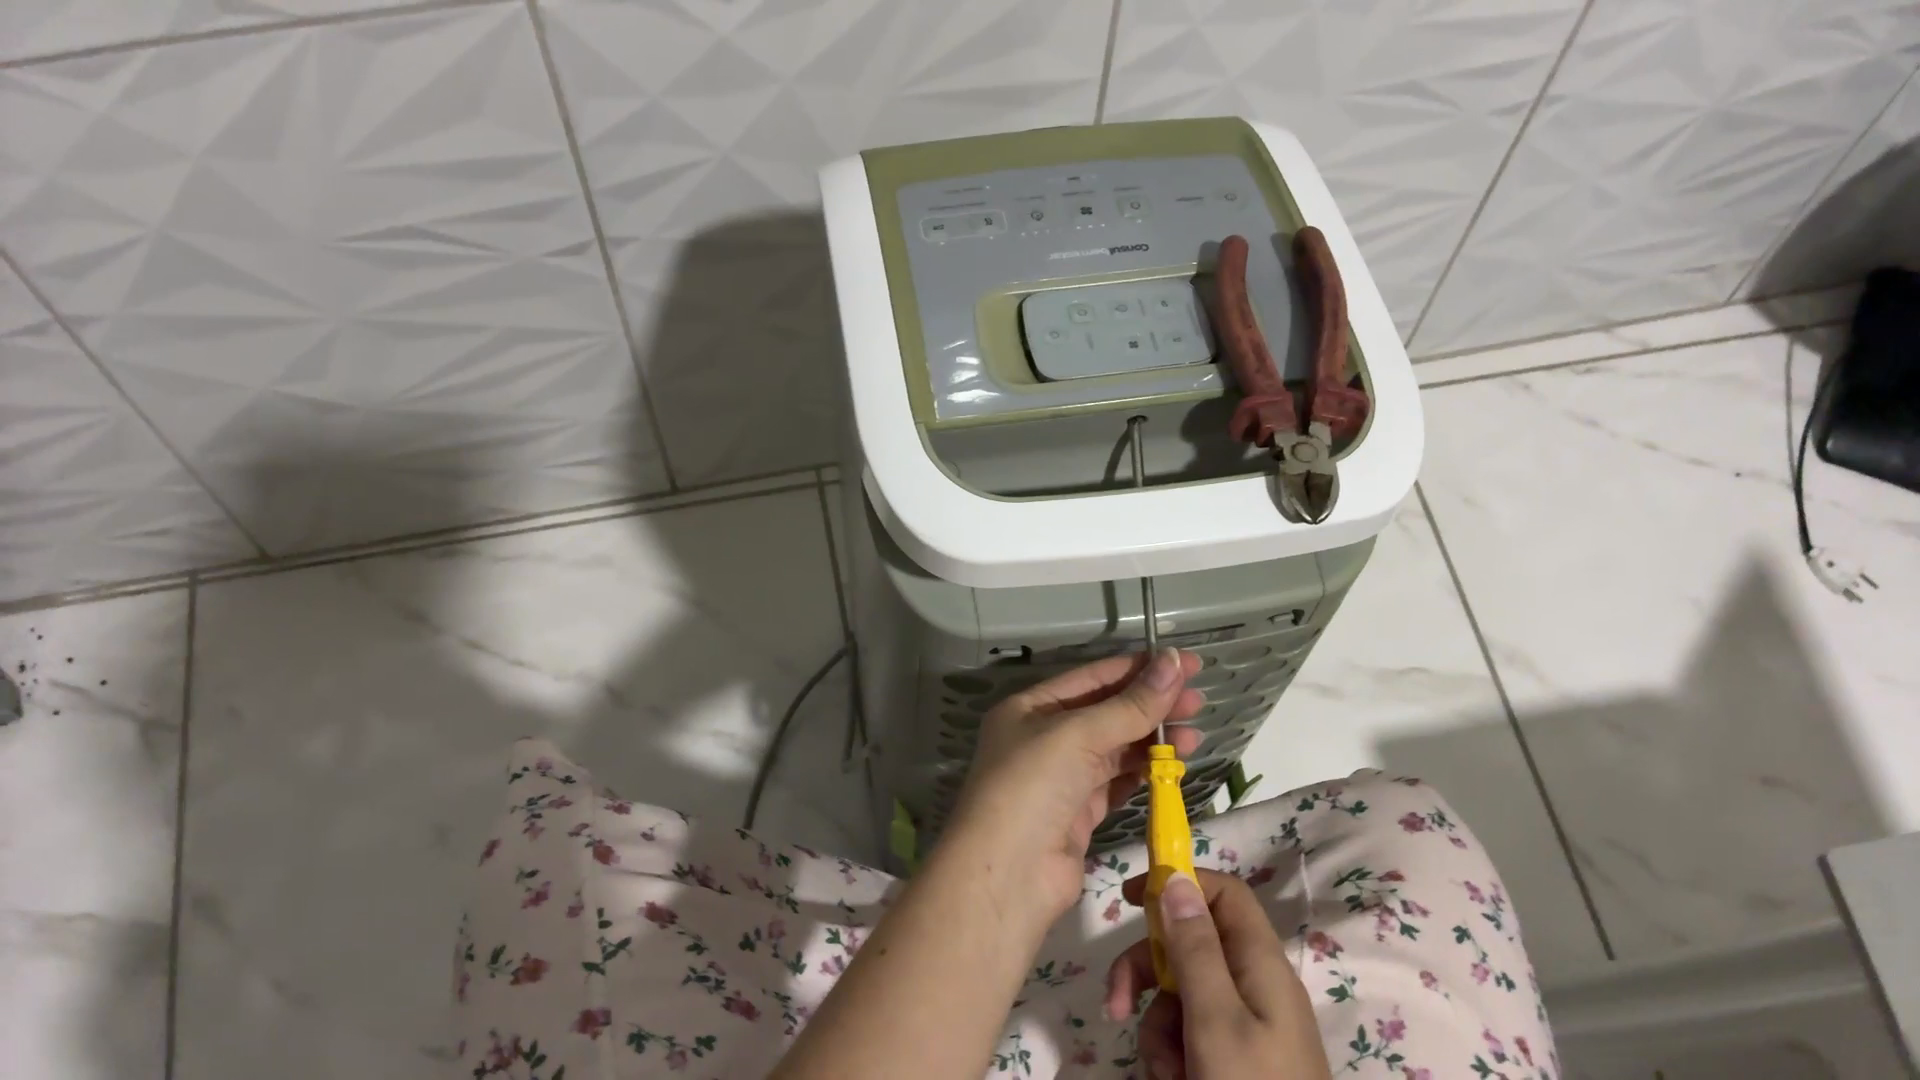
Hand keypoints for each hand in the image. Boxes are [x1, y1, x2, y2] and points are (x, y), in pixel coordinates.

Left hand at [942, 648, 1204, 922]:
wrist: (1008, 874)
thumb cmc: (1033, 786)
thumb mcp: (1079, 734)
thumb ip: (1131, 704)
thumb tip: (1174, 662)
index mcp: (1030, 708)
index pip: (1092, 678)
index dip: (1139, 669)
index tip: (1186, 663)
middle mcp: (1042, 738)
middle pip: (1106, 712)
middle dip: (1151, 704)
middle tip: (1198, 700)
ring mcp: (1060, 778)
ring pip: (1115, 749)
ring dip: (1153, 740)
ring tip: (1195, 734)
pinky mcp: (1078, 813)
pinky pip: (1117, 782)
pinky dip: (1145, 772)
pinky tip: (1174, 764)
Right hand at [1104, 869, 1330, 1079]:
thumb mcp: (1215, 1022)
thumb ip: (1193, 949)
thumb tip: (1177, 879)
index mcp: (1260, 965)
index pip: (1224, 895)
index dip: (1179, 884)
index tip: (1130, 899)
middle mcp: (1253, 987)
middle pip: (1189, 946)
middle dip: (1147, 971)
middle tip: (1118, 1003)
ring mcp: (1244, 1028)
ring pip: (1180, 996)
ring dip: (1157, 1027)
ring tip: (1165, 1073)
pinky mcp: (1232, 1063)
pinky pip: (1187, 1037)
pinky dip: (1171, 1057)